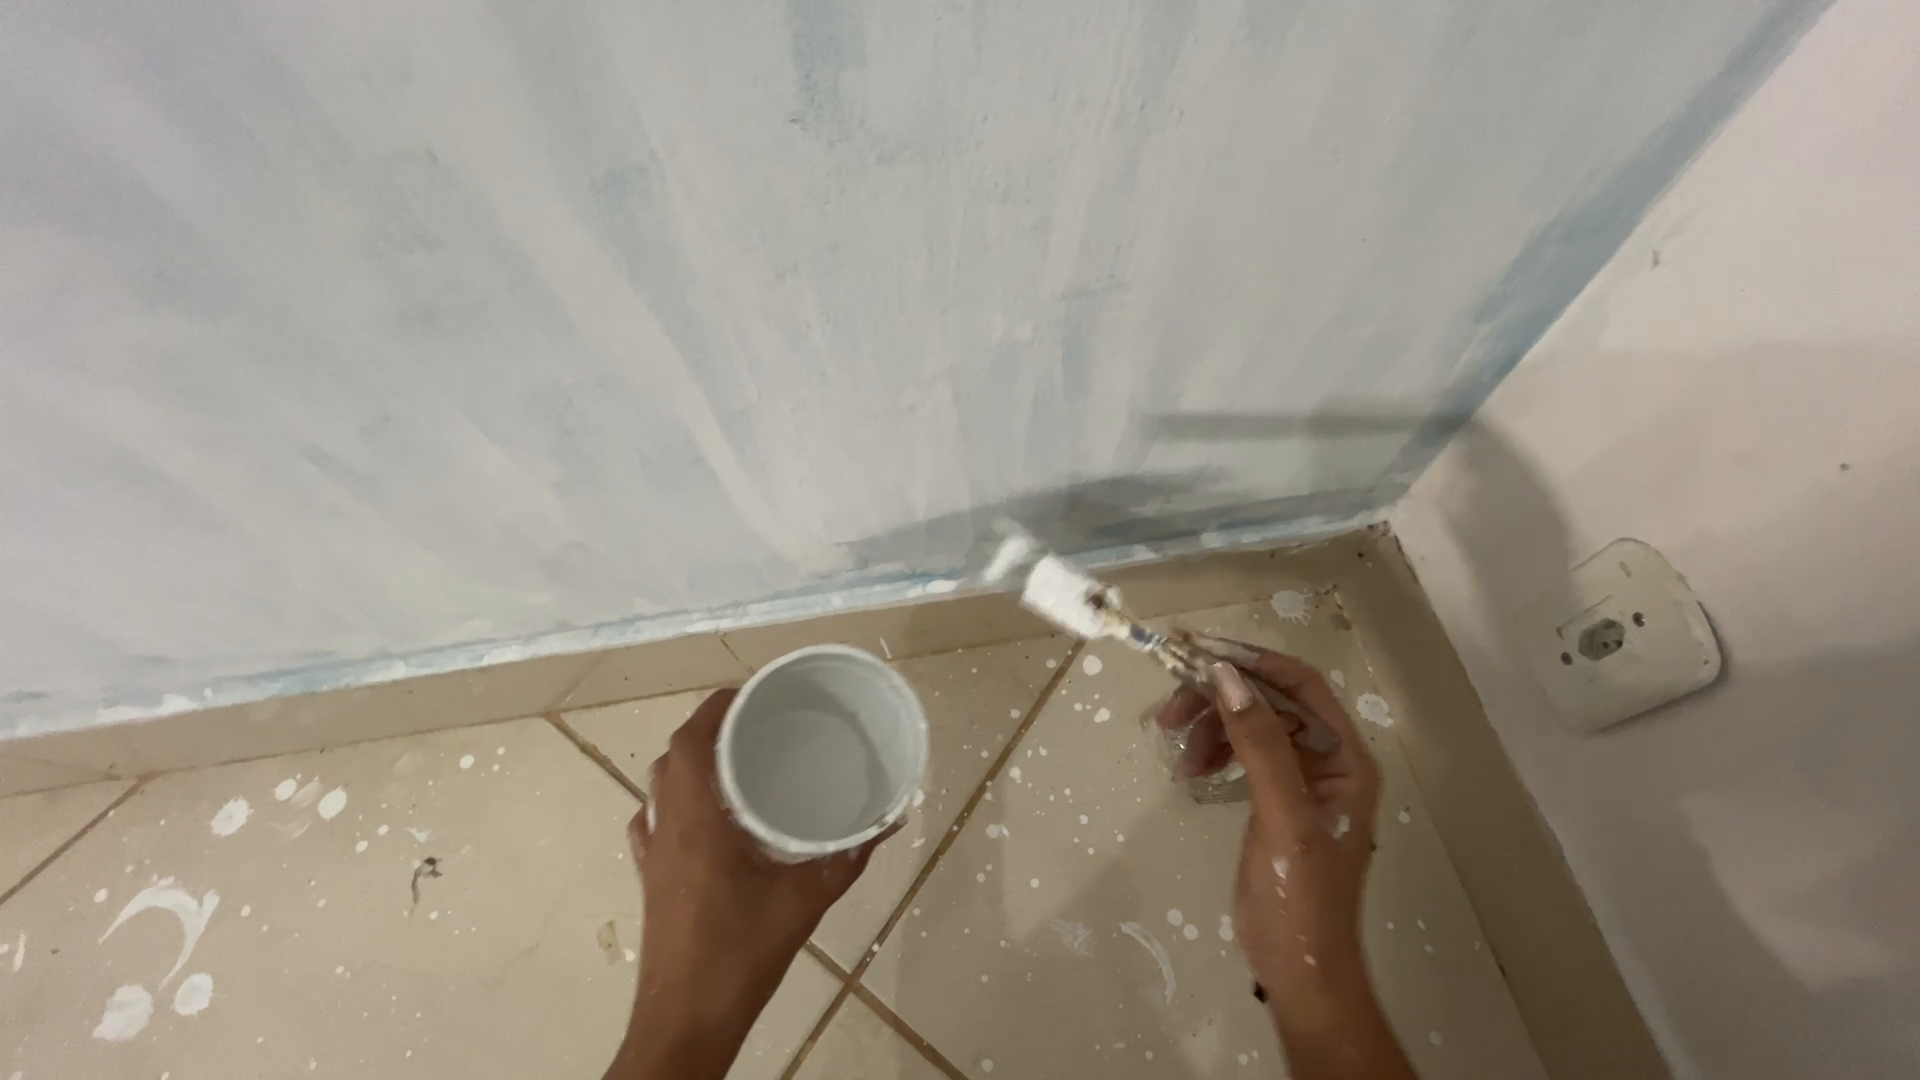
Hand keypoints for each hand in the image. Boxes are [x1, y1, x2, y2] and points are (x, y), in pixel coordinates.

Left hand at [607, 688, 888, 1079]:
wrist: (686, 1021)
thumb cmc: (743, 952)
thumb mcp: (808, 900)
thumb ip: (849, 855)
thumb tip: (890, 819)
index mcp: (697, 820)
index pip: (692, 741)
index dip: (715, 707)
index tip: (751, 693)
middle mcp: (666, 827)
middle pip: (673, 756)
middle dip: (707, 728)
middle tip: (753, 722)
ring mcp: (651, 854)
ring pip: (658, 786)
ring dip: (689, 761)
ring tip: (733, 759)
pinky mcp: (649, 878)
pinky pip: (653, 821)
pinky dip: (674, 800)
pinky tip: (703, 813)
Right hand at [1154, 639, 1380, 1019]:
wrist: (1296, 965)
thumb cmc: (1301, 896)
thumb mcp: (1283, 818)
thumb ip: (1259, 744)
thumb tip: (1225, 676)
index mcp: (1345, 757)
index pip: (1300, 684)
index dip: (1251, 660)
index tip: (1197, 650)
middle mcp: (1326, 758)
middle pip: (1267, 700)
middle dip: (1218, 697)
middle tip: (1169, 707)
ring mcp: (1298, 777)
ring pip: (1247, 723)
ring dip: (1208, 726)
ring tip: (1176, 749)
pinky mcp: (1272, 796)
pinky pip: (1238, 752)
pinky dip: (1210, 751)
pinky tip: (1189, 771)